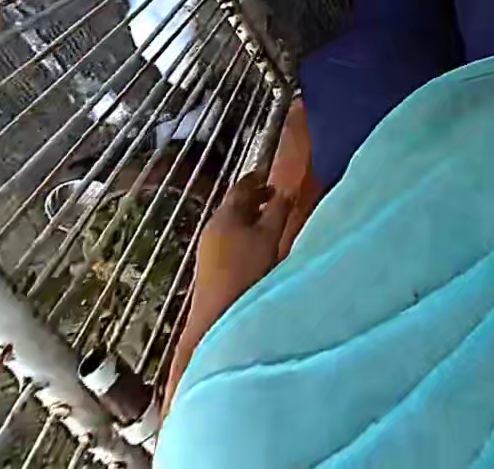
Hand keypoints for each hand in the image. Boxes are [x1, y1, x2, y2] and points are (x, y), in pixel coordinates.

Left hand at [194, 170, 292, 298]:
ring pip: (230, 223)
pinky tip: (253, 245)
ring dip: (248, 217)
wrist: (217, 317)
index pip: (240, 187)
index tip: (268, 176)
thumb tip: (287, 189)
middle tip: (272, 196)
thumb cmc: (247, 270)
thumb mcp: (269, 237)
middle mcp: (212, 226)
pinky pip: (226, 238)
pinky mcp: (207, 266)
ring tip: (267, 221)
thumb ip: (279, 210)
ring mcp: (207, 247)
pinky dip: (241, 232)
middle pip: (233, 205)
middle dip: (253, 198)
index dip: (255, 180)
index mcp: (226, 214)